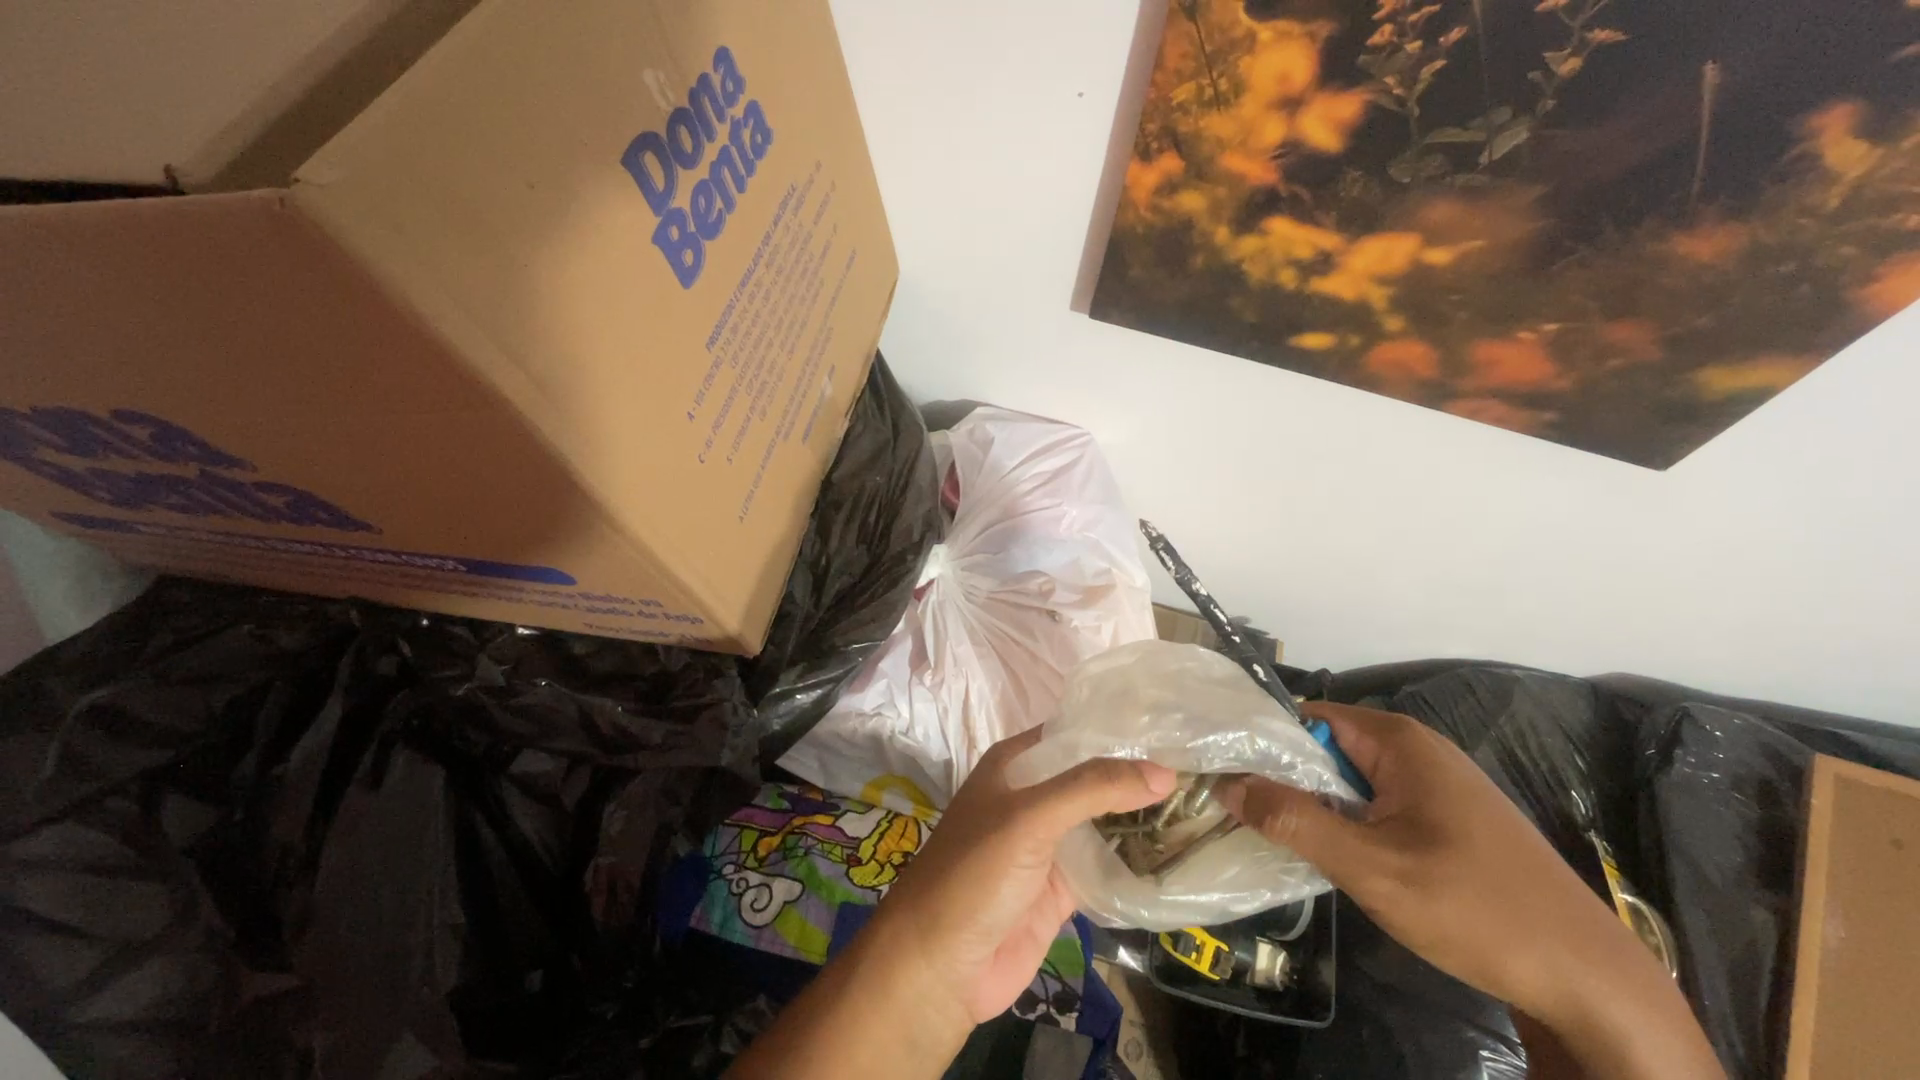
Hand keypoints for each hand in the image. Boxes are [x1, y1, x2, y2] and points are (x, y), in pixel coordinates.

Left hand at [875, 728, 1176, 1021]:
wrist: (940, 965)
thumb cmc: (975, 874)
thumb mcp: (1030, 817)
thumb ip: (1093, 788)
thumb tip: (1164, 772)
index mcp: (1014, 765)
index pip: (1074, 733)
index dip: (1119, 731)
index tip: (1177, 728)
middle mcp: (1032, 798)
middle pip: (1095, 779)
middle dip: (1140, 777)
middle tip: (1206, 770)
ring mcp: (1047, 846)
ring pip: (1104, 824)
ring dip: (1144, 821)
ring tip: (1209, 808)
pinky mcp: (1060, 890)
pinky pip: (1106, 868)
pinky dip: (1136, 863)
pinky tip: (1181, 855)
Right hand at [1218, 702, 1722, 1079]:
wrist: (1588, 977)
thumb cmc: (1475, 909)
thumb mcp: (1371, 866)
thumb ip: (1294, 820)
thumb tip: (1226, 782)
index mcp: (1399, 741)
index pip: (1305, 718)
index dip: (1259, 743)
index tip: (1216, 772)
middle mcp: (1416, 749)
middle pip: (1324, 748)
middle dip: (1280, 778)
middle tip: (1228, 810)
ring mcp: (1434, 785)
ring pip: (1348, 782)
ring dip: (1310, 806)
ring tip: (1263, 834)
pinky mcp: (1444, 821)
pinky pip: (1375, 806)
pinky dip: (1343, 824)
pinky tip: (1321, 855)